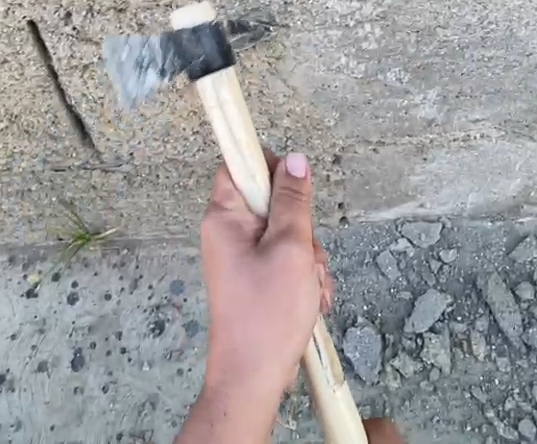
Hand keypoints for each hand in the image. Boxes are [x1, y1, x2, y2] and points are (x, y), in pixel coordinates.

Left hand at [178, 151, 331, 440]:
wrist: (253, 378)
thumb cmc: (267, 313)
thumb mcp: (290, 248)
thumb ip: (294, 201)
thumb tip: (294, 159)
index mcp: (224, 217)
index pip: (238, 166)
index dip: (268, 166)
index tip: (295, 185)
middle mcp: (227, 232)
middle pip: (269, 201)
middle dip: (300, 225)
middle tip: (308, 254)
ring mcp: (240, 256)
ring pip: (283, 232)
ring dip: (307, 256)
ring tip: (312, 285)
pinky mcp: (253, 277)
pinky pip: (283, 258)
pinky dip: (301, 275)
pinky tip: (312, 298)